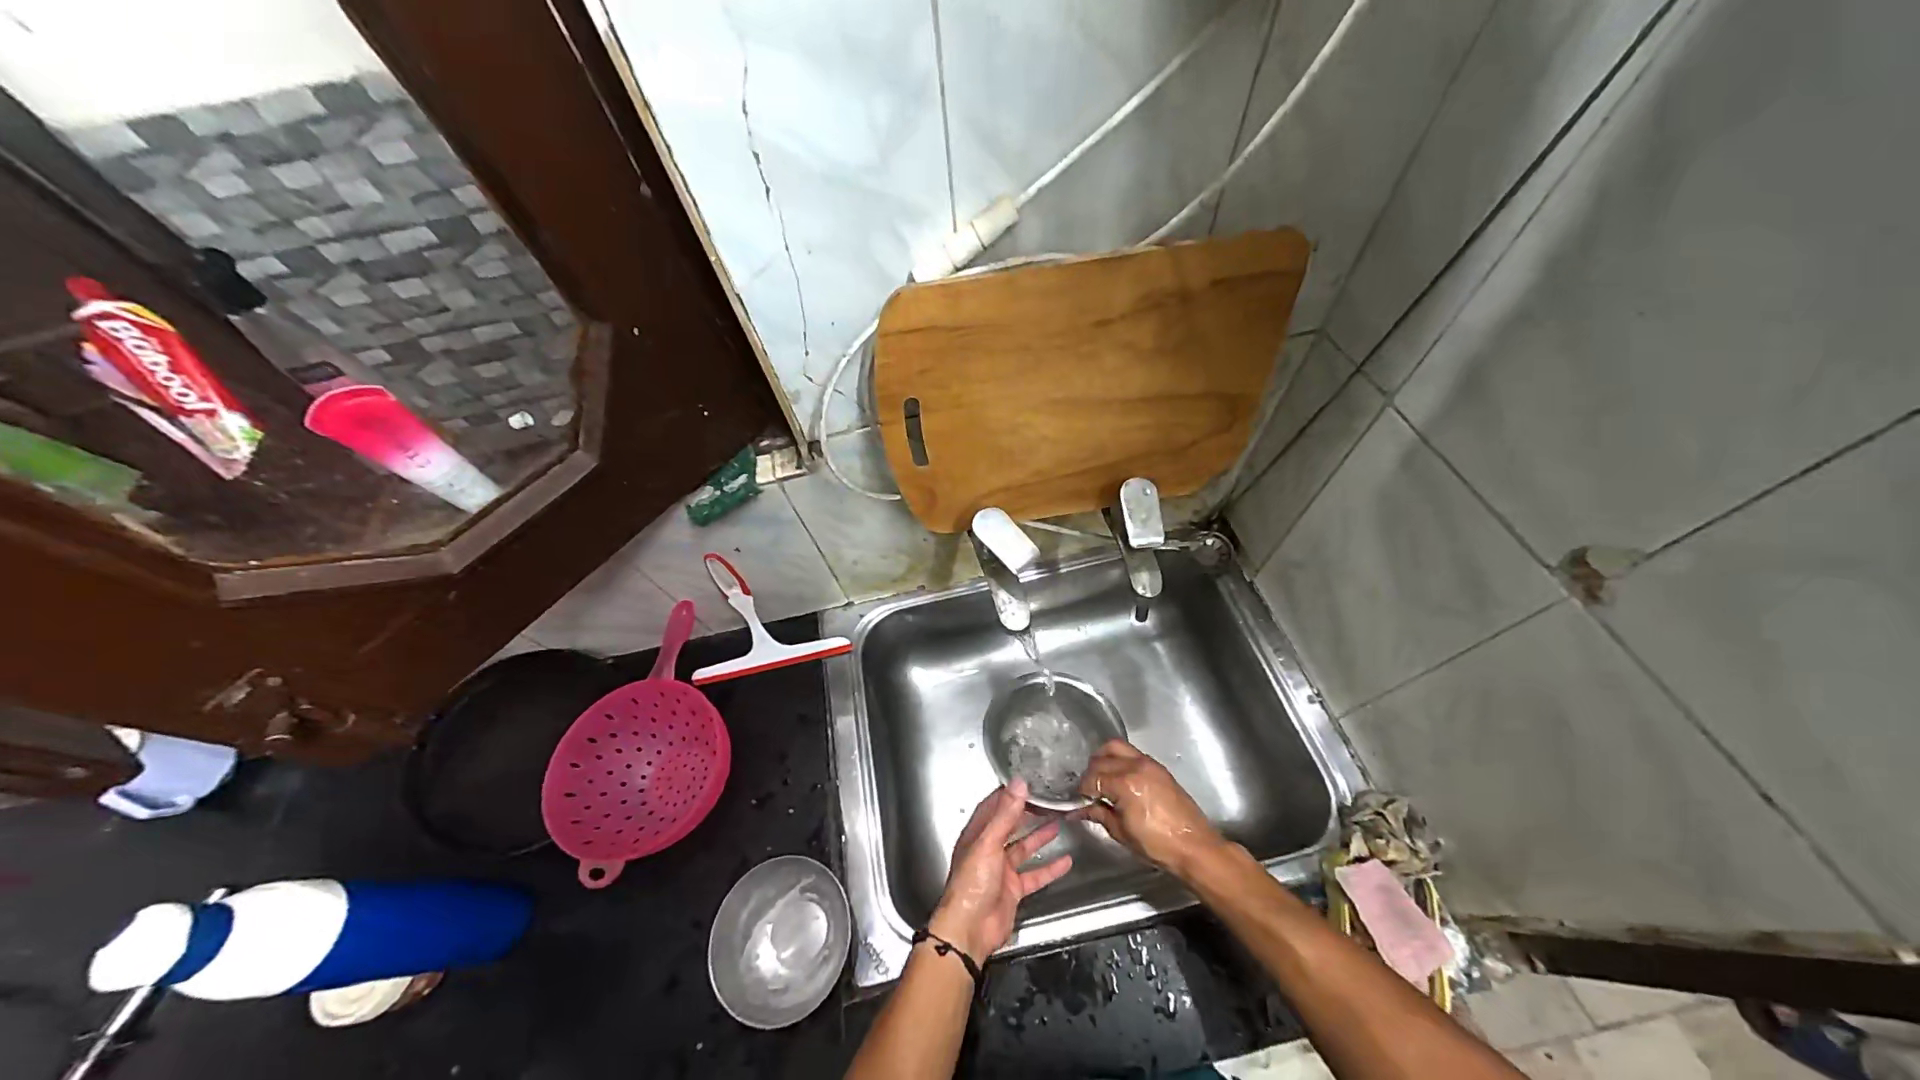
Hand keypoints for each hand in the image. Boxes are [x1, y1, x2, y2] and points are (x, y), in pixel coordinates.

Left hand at [928, 778, 1072, 963]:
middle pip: (1010, 826)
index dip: (1009, 795)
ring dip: (1040, 837)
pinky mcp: (1012, 890)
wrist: (969, 930)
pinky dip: (1050, 868)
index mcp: (977, 835)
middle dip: (1027, 813)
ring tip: (1058, 822)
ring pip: (1023, 848)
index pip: (993, 807)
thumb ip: (1006, 814)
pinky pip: (1034, 875)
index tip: (1028, 783)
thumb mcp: (989, 843)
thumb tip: (1018, 784)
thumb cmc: (971, 885)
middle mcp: (988, 850)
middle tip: (1047, 801)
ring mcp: (1000, 870)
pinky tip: (1066, 862)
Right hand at [1076, 739, 1227, 878]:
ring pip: (1115, 747)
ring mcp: (1148, 764)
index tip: (1078, 800)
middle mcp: (1135, 767)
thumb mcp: (1122, 833)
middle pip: (1101, 760)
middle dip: (1090, 774)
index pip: (1092, 779)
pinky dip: (1119, 759)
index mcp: (1124, 784)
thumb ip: (1099, 814)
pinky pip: (1131, 753)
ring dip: (1103, 759)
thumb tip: (1078, 811)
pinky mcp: (1158, 767)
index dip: (1081, 790)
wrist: (1194, 846)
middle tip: (1088, 791)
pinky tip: (1118, 777)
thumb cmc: (1157, 845)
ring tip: (1101, 777)